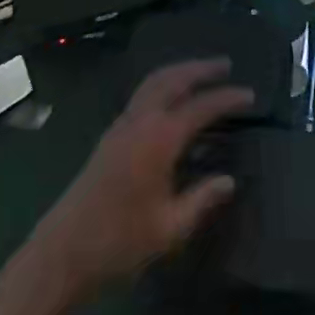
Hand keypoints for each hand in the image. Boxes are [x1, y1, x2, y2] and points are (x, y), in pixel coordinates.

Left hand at [3, 58, 252, 304]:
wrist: (65, 248)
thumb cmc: (120, 241)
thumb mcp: (170, 228)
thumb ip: (201, 199)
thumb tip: (228, 180)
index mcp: (158, 140)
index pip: (199, 108)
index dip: (226, 98)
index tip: (250, 94)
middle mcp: (138, 122)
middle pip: (170, 79)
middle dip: (198, 68)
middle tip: (225, 65)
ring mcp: (121, 126)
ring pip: (151, 83)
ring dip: (178, 72)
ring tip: (203, 74)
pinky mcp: (111, 136)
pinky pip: (141, 96)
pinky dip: (162, 86)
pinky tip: (173, 101)